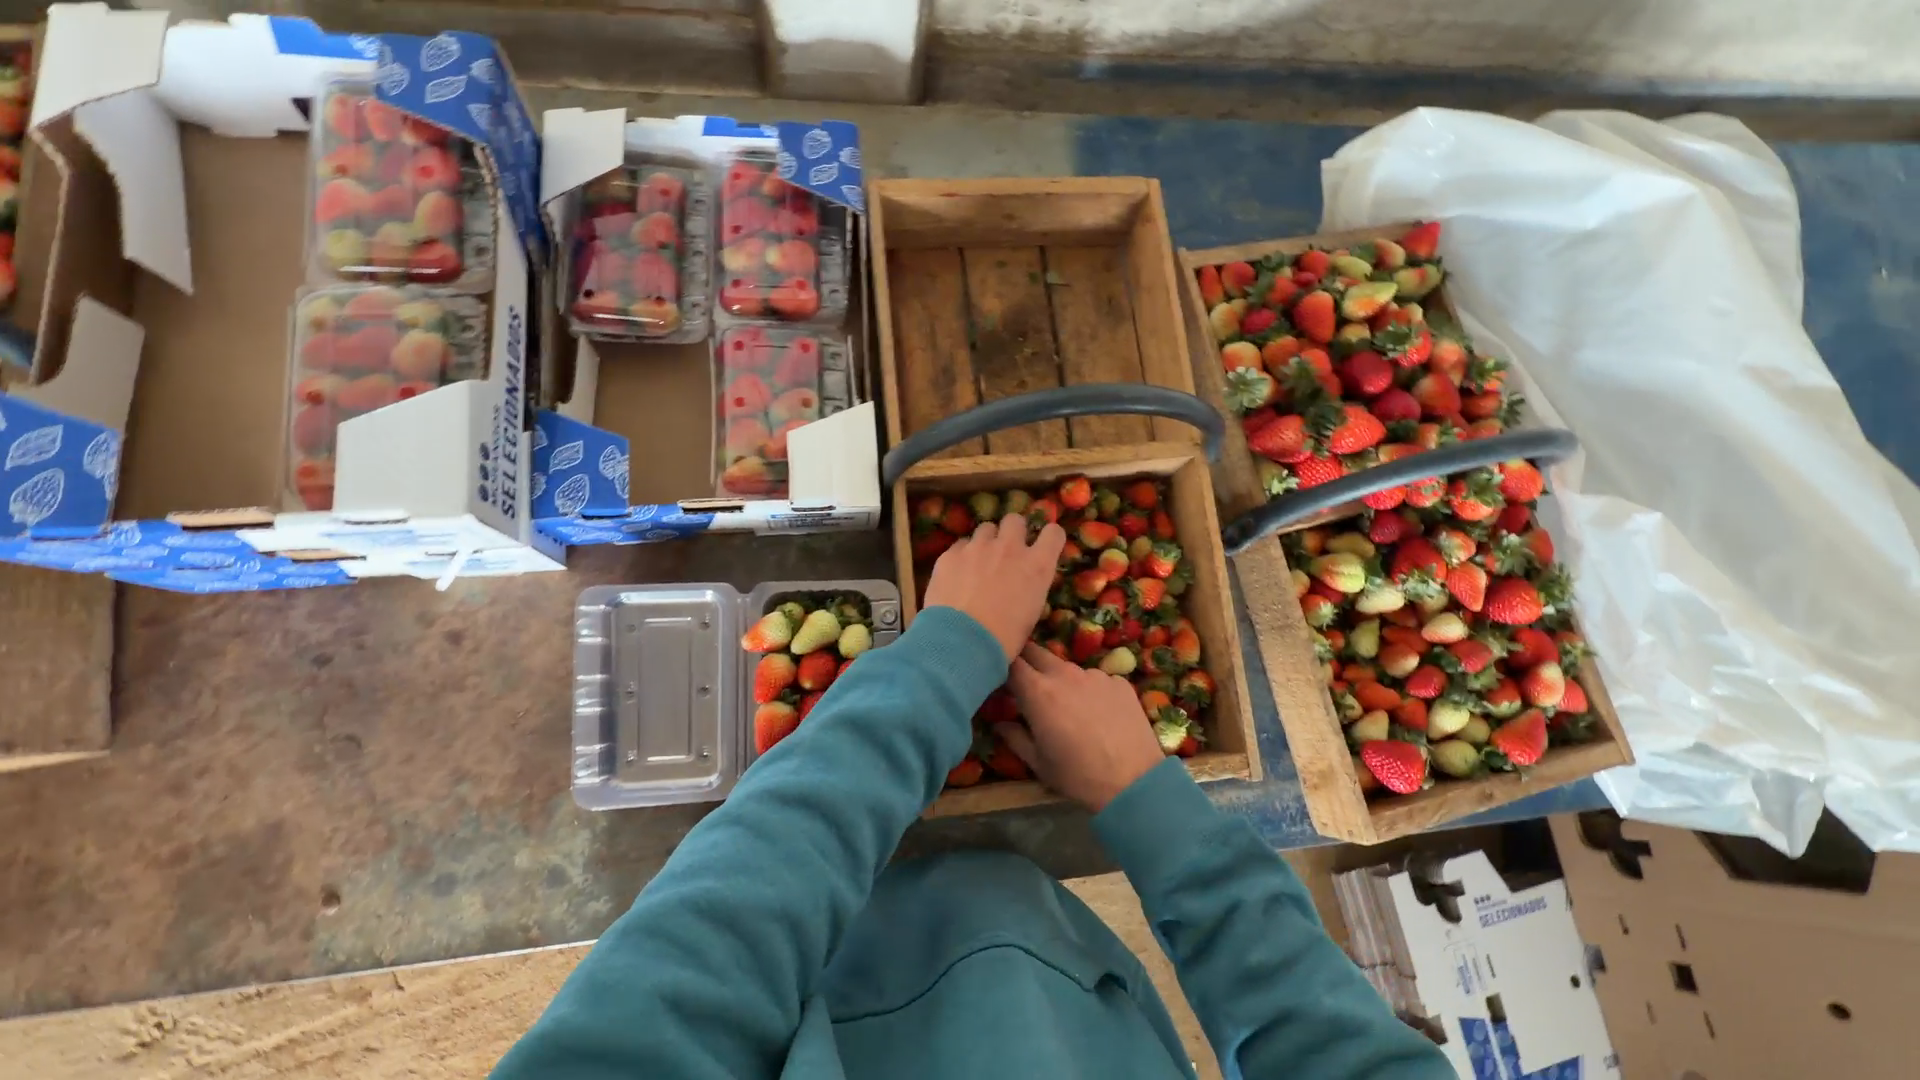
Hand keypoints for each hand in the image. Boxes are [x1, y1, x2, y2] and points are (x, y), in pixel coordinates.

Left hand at [922, 513, 1065, 662]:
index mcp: (1037, 566)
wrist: (962, 642)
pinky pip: (960, 545)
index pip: (1054, 533)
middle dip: (1012, 531)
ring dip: (985, 541)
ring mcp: (978, 547)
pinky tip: (956, 574)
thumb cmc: (1004, 638)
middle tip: (1006, 550)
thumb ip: (1030, 587)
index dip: (1049, 537)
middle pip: (1014, 520)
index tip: (1043, 545)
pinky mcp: (951, 554)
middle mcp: (1010, 548)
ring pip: (985, 529)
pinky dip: (961, 556)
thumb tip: (1023, 584)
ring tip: (978, 562)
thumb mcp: (1030, 613)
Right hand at [999, 643, 1164, 811]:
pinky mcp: (1119, 681)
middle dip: (1028, 662)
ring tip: (1071, 708)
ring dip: (1062, 680)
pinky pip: (1097, 679)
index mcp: (1037, 691)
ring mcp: (1095, 674)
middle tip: (1028, 685)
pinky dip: (1091, 690)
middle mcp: (1064, 673)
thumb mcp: (1038, 763)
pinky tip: (1100, 715)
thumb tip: (1000, 724)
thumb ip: (1014, 737)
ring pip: (1069, 668)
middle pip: (1037, 651)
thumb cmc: (1078, 776)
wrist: (1134, 781)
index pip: (1011, 660)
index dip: (1003, 666)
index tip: (1001, 678)